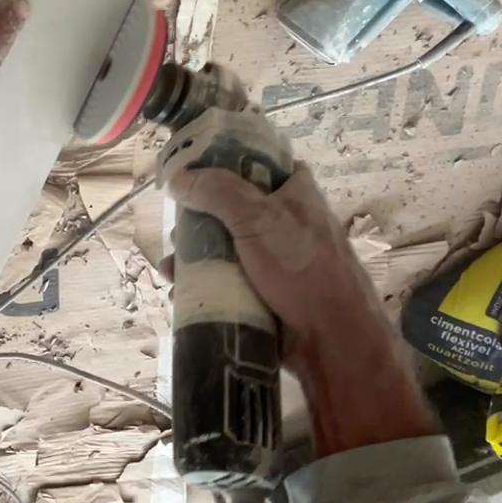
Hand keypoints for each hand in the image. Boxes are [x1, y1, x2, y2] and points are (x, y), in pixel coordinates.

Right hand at [168, 163, 436, 455]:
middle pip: (232, 210)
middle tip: (176, 230)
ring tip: (170, 268)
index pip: (259, 165)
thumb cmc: (301, 267)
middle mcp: (286, 221)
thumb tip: (177, 179)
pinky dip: (203, 283)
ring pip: (225, 248)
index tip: (192, 174)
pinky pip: (227, 280)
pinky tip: (180, 290)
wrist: (331, 337)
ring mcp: (275, 259)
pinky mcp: (265, 290)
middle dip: (198, 221)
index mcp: (295, 192)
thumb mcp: (258, 218)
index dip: (225, 165)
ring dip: (194, 257)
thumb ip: (217, 192)